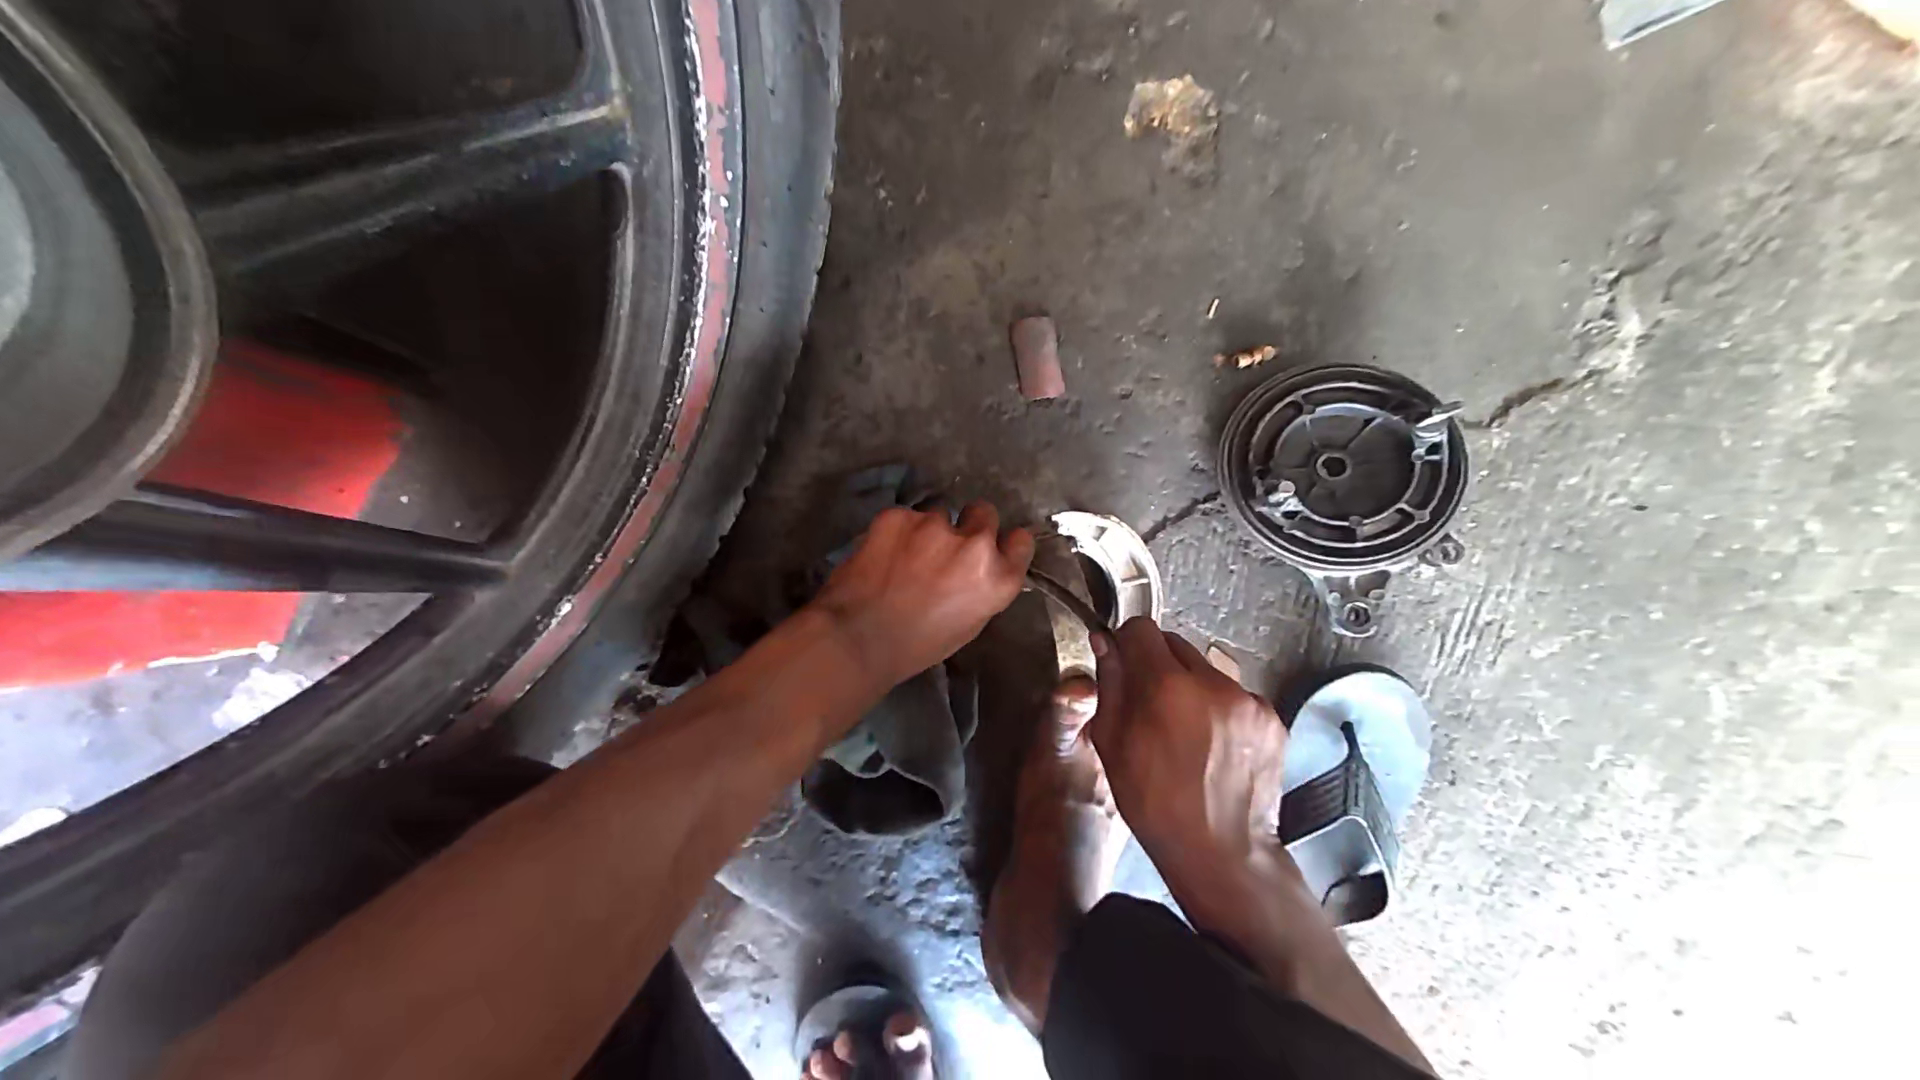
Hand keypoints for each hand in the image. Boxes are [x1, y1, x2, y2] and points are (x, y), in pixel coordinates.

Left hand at [810, 501, 1034, 690]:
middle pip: (984, 512)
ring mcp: (934, 525)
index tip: (991, 550)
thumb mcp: (968, 624)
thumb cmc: (916, 646)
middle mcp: (974, 545)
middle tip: (947, 547)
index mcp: (997, 578)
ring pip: (938, 514)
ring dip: (928, 531)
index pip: (1020, 540)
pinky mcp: (898, 516)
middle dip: (970, 524)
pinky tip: (881, 556)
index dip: (1004, 544)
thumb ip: (982, 588)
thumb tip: (979, 568)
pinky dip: (896, 532)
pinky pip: (905, 518)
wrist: (857, 638)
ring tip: (904, 558)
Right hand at [1088, 618, 1288, 879]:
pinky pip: (1236, 695)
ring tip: (1186, 729)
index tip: (1124, 662)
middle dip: (1158, 663)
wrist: (1222, 852)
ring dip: (1190, 685)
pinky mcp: (1272, 717)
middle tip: (1151, 701)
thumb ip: (1109, 684)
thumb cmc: (1154, 802)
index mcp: (1166, 686)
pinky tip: (1214, 743)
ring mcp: (1248, 699)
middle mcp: (1212, 682)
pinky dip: (1220, 708)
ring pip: (1207, 669)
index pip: (1142, 629)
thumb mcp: (1112, 743)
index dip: (1127, 642)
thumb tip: (1104, 642)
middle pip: (1176, 644)